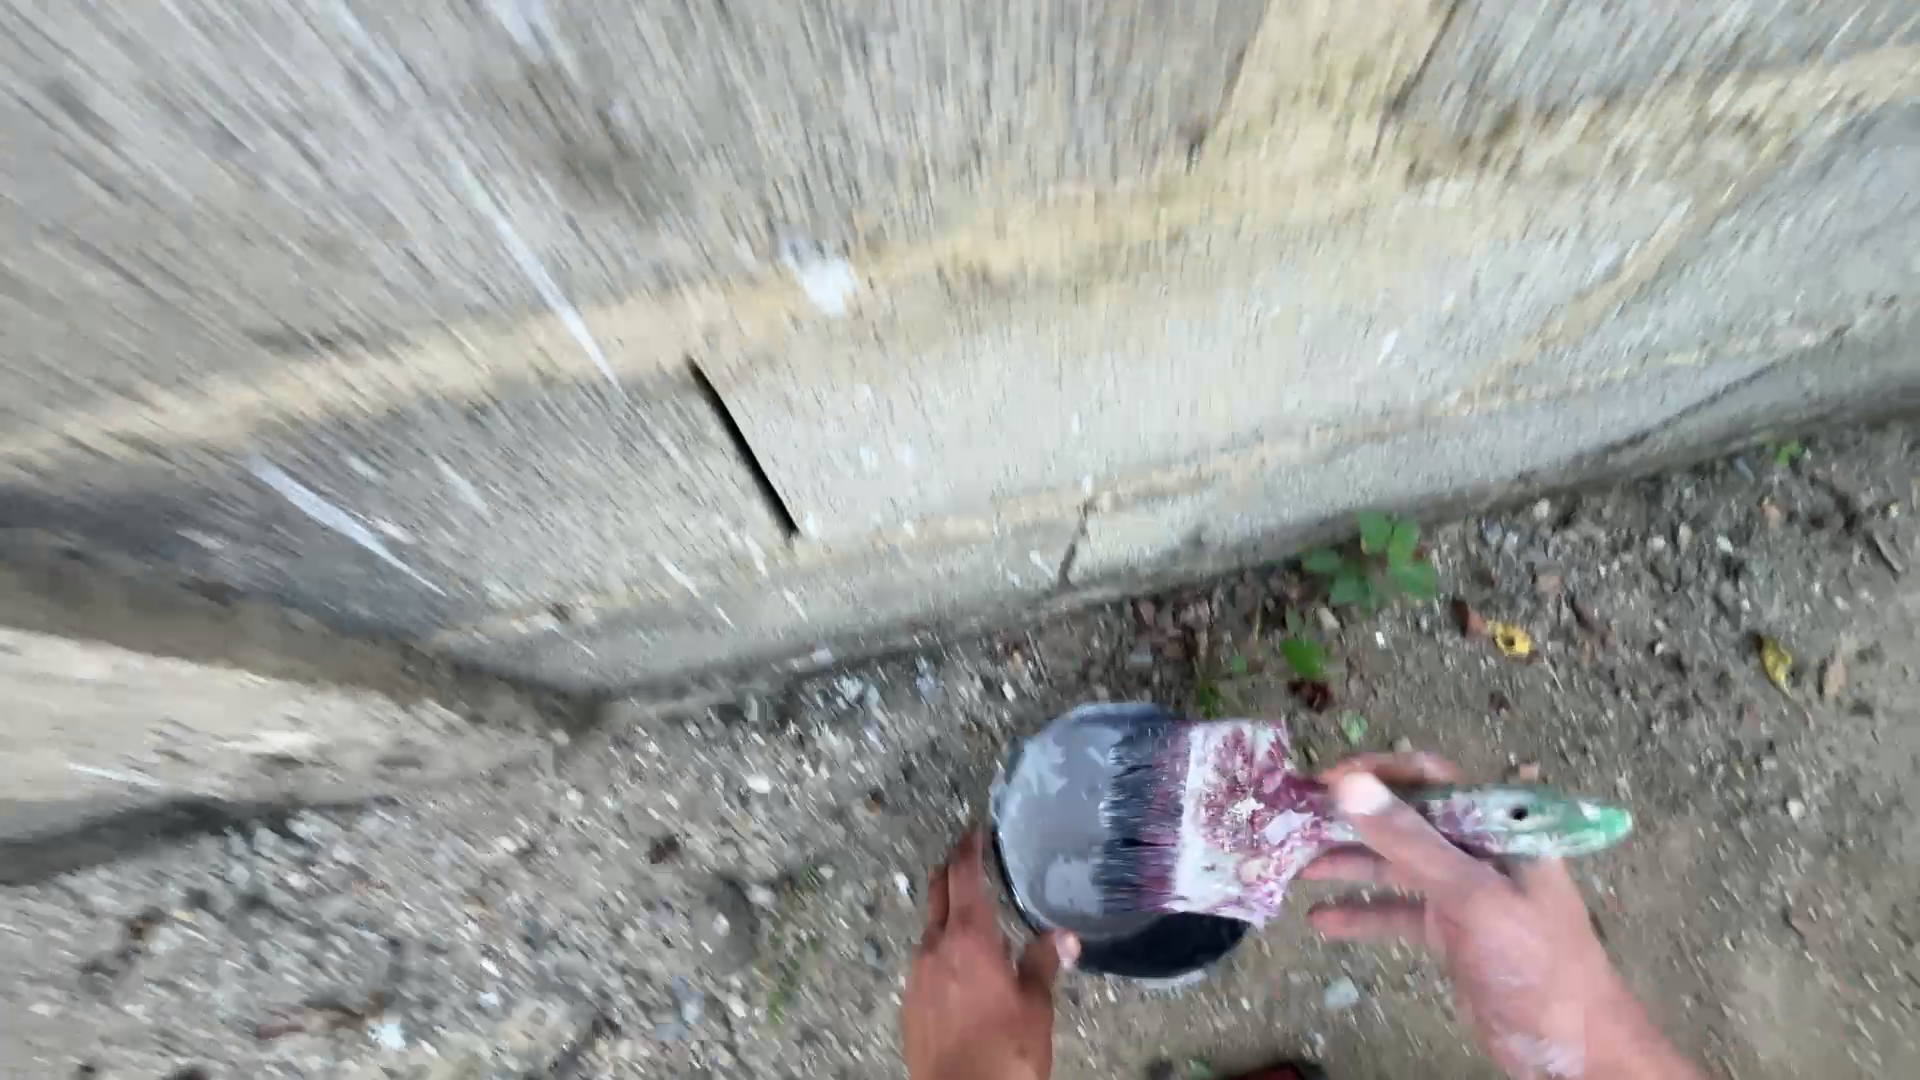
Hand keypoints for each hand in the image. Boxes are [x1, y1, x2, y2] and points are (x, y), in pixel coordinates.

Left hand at [904, 829, 1079, 1079]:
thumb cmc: (1005, 1052)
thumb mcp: (1035, 1006)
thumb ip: (1044, 962)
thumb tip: (1065, 936)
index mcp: (969, 936)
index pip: (962, 875)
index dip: (968, 848)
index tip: (974, 829)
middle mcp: (936, 945)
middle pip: (937, 890)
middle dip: (950, 868)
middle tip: (966, 856)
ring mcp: (917, 973)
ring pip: (930, 927)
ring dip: (946, 913)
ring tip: (971, 918)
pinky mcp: (909, 1001)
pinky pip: (925, 960)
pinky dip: (941, 948)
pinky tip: (959, 966)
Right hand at [1303, 754, 1701, 1079]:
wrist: (1581, 1058)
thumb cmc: (1536, 964)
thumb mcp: (1471, 896)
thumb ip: (1408, 841)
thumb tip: (1346, 785)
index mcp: (1494, 827)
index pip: (1428, 776)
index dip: (1376, 771)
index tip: (1326, 782)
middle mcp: (1474, 849)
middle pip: (1401, 817)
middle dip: (1349, 817)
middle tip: (1297, 816)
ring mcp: (1460, 890)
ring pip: (1390, 863)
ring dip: (1345, 863)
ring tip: (1296, 866)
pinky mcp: (1448, 930)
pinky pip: (1393, 909)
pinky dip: (1359, 913)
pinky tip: (1321, 920)